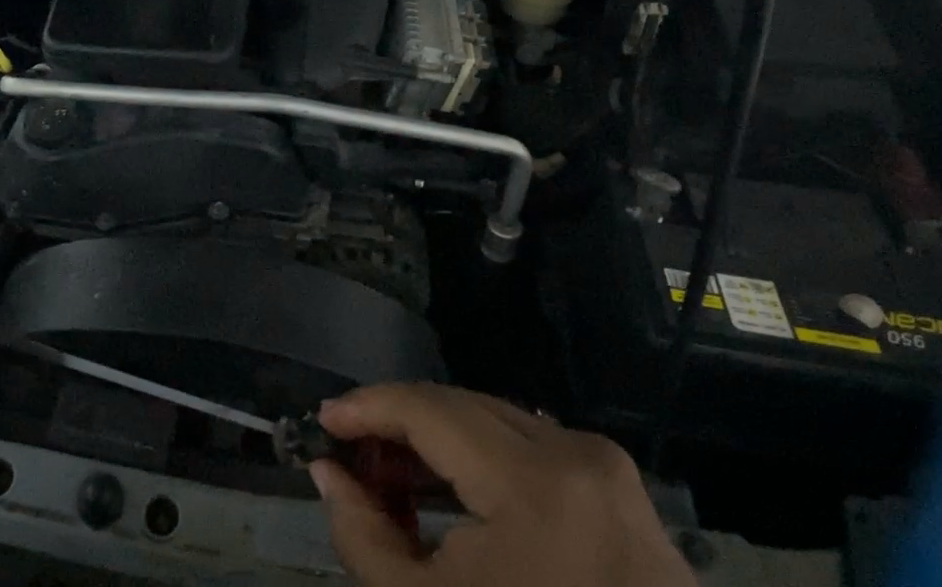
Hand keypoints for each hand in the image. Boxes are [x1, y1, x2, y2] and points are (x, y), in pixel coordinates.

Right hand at [311, 384, 692, 586]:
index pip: (428, 410)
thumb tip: (329, 473)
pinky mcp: (620, 487)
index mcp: (534, 483)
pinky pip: (530, 447)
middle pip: (461, 406)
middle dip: (397, 423)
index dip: (366, 408)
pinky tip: (448, 491)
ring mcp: (606, 467)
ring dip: (436, 440)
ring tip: (390, 478)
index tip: (321, 423)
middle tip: (349, 456)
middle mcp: (575, 452)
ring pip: (494, 421)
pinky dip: (479, 458)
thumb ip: (363, 535)